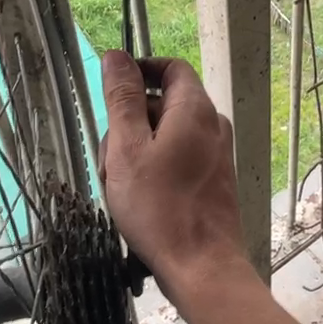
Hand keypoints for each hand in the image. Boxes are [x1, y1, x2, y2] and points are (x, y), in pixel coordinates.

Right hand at [99, 51, 254, 314]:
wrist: (202, 268)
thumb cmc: (159, 206)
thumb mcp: (128, 147)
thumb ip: (123, 98)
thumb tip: (117, 55)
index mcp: (195, 109)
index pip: (171, 68)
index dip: (141, 71)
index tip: (112, 91)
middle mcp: (212, 125)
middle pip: (164, 105)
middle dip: (129, 124)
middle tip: (107, 159)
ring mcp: (215, 155)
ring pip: (166, 137)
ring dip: (136, 153)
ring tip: (118, 188)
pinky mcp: (213, 182)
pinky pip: (177, 161)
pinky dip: (153, 171)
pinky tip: (136, 203)